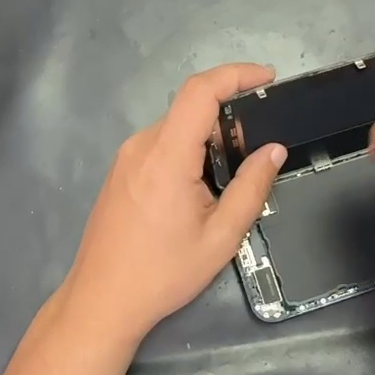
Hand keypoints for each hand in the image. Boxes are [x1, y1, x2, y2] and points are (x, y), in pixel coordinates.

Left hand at [56, 64, 287, 342]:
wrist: (101, 300)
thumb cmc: (162, 273)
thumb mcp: (221, 237)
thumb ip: (251, 188)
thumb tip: (273, 150)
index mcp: (166, 156)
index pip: (199, 91)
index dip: (236, 74)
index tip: (267, 78)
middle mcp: (141, 146)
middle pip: (189, 108)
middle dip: (229, 115)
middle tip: (259, 147)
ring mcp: (126, 158)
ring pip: (175, 127)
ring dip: (208, 136)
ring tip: (233, 173)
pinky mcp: (120, 172)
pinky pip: (160, 144)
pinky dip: (188, 149)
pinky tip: (202, 186)